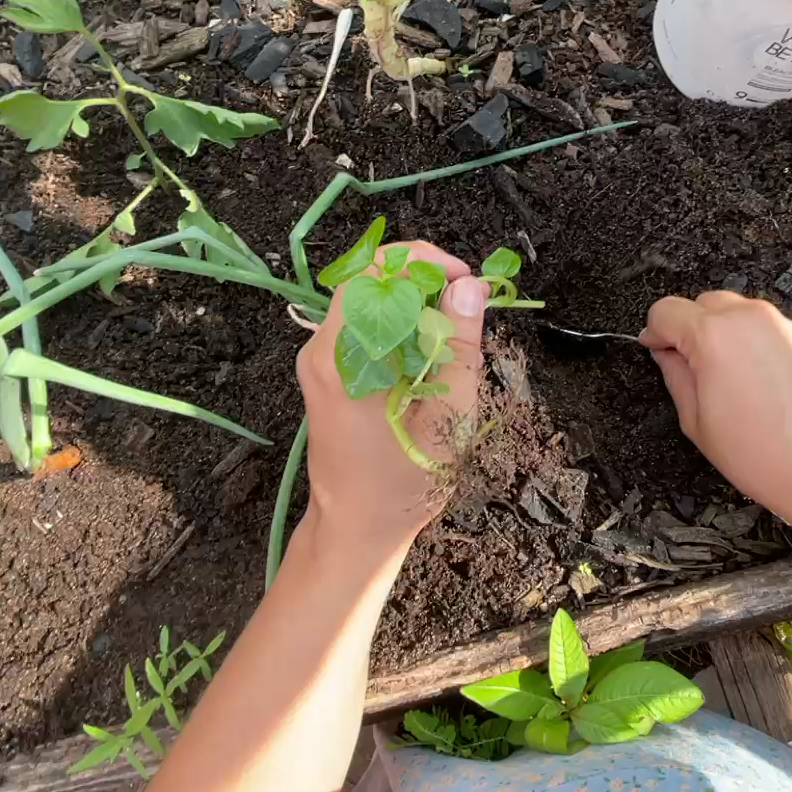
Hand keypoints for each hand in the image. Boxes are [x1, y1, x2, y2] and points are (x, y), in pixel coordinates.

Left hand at [295, 240, 489, 549]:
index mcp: (342, 359)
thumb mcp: (447, 419)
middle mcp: (321, 350)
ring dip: (417, 303)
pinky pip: (367, 326)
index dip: (423, 262)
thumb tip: (470, 286)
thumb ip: (459, 348)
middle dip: (425, 280)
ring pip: (371, 301)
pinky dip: (404, 325)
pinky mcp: (330, 371)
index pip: (373, 273)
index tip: (465, 280)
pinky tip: (432, 351)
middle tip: (467, 304)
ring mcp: (322, 360)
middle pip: (371, 281)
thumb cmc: (403, 486)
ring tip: (455, 329)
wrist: (355, 530)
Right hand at [639, 291, 791, 509]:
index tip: (654, 347)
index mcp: (714, 335)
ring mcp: (786, 327)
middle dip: (690, 328)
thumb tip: (668, 356)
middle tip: (689, 366)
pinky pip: (771, 332)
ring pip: (740, 314)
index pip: (667, 310)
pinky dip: (757, 347)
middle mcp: (751, 319)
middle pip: (704, 304)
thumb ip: (676, 377)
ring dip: (724, 334)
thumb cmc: (763, 455)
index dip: (654, 331)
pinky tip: (762, 387)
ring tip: (728, 380)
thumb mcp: (696, 421)